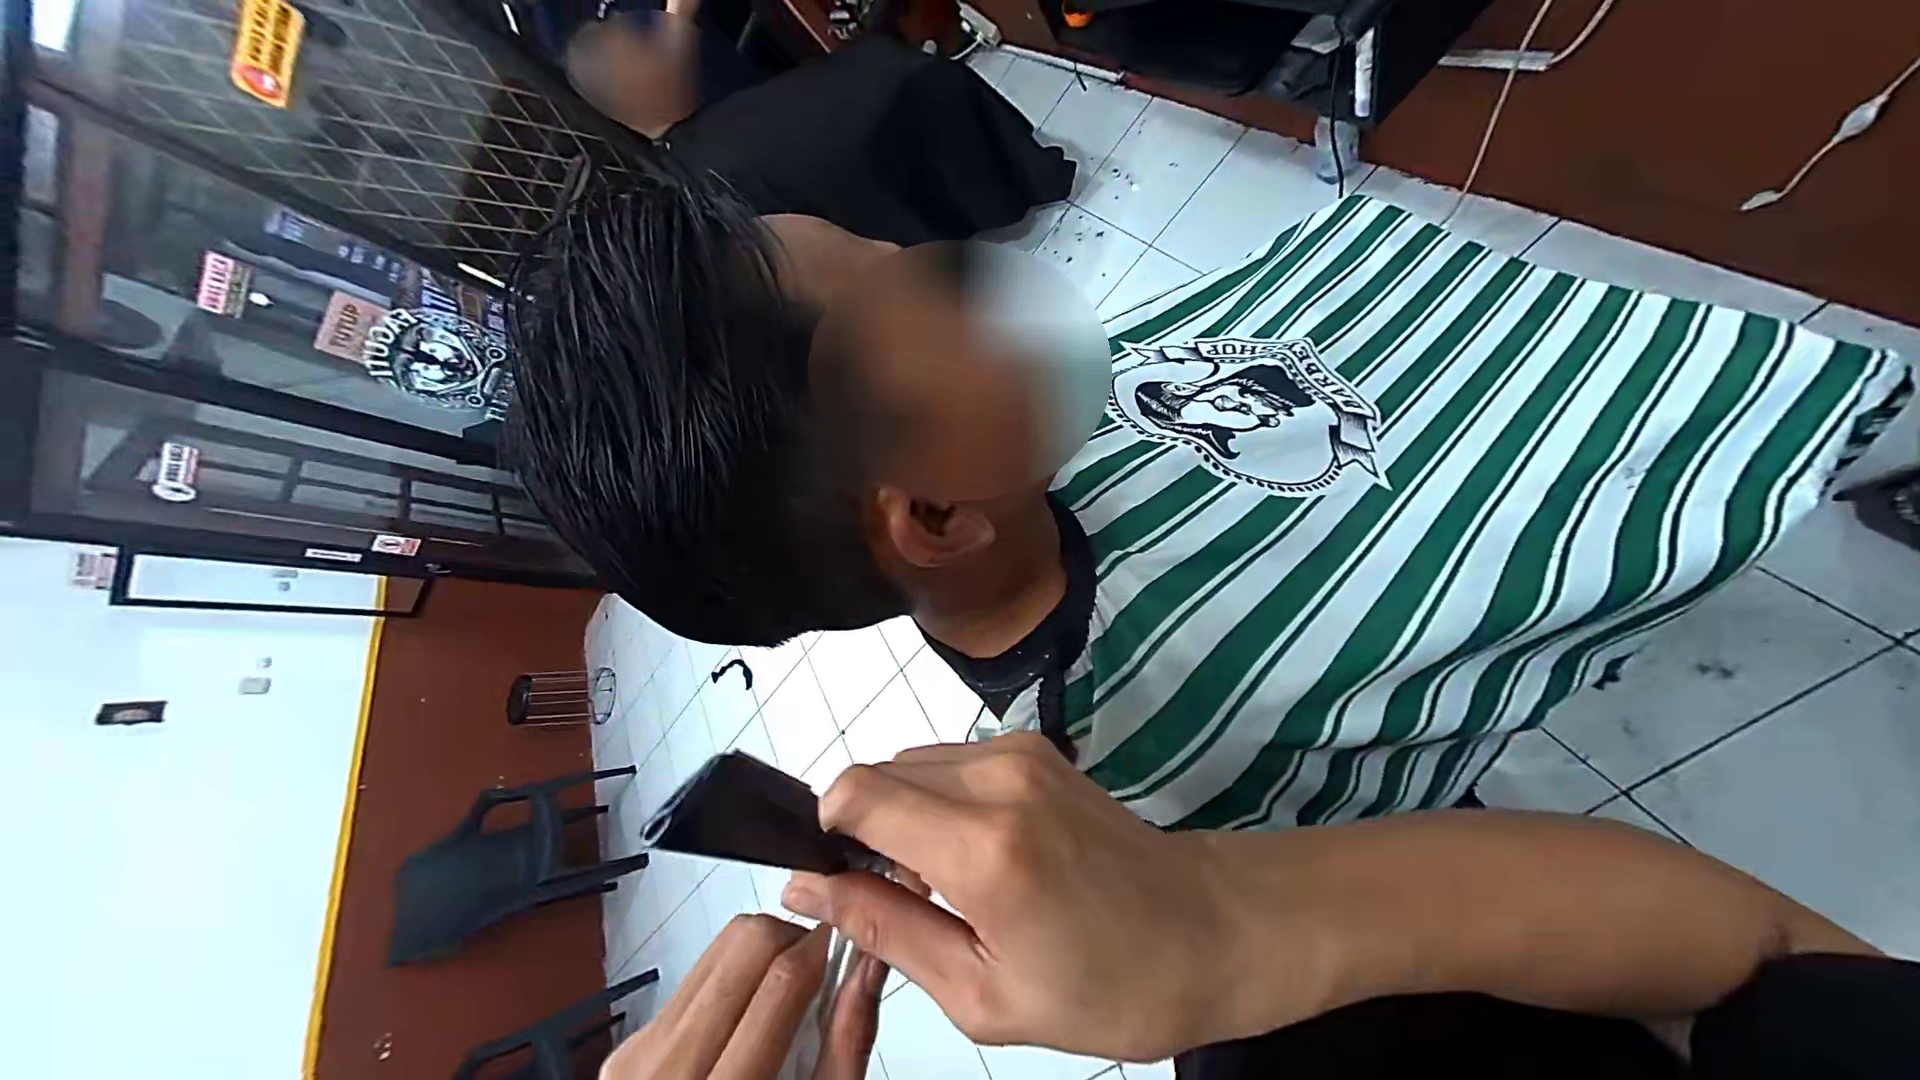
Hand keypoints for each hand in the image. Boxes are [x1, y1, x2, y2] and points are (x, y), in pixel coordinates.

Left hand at [600, 915, 886, 1079]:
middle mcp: (668, 1072)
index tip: (843, 941)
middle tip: (814, 969)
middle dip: (792, 940)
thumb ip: (848, 1039)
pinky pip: (696, 973)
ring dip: (764, 950)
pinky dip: (734, 973)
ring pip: (721, 945)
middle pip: (748, 943)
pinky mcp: (628, 1047)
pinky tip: (747, 1010)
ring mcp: (637, 1057)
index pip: (782, 980)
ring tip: (782, 990)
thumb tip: (871, 959)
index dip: (822, 946)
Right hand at [781, 735, 1309, 1061]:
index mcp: (984, 846)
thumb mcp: (981, 993)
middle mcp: (997, 775)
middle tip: (906, 891)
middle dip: (868, 826)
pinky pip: (950, 758)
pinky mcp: (1032, 742)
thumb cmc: (1100, 984)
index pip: (859, 792)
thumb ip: (884, 928)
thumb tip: (806, 887)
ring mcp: (1018, 749)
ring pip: (912, 761)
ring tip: (948, 873)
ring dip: (904, 811)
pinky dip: (939, 796)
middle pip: (880, 771)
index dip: (829, 826)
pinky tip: (977, 843)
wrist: (1201, 926)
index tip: (841, 874)